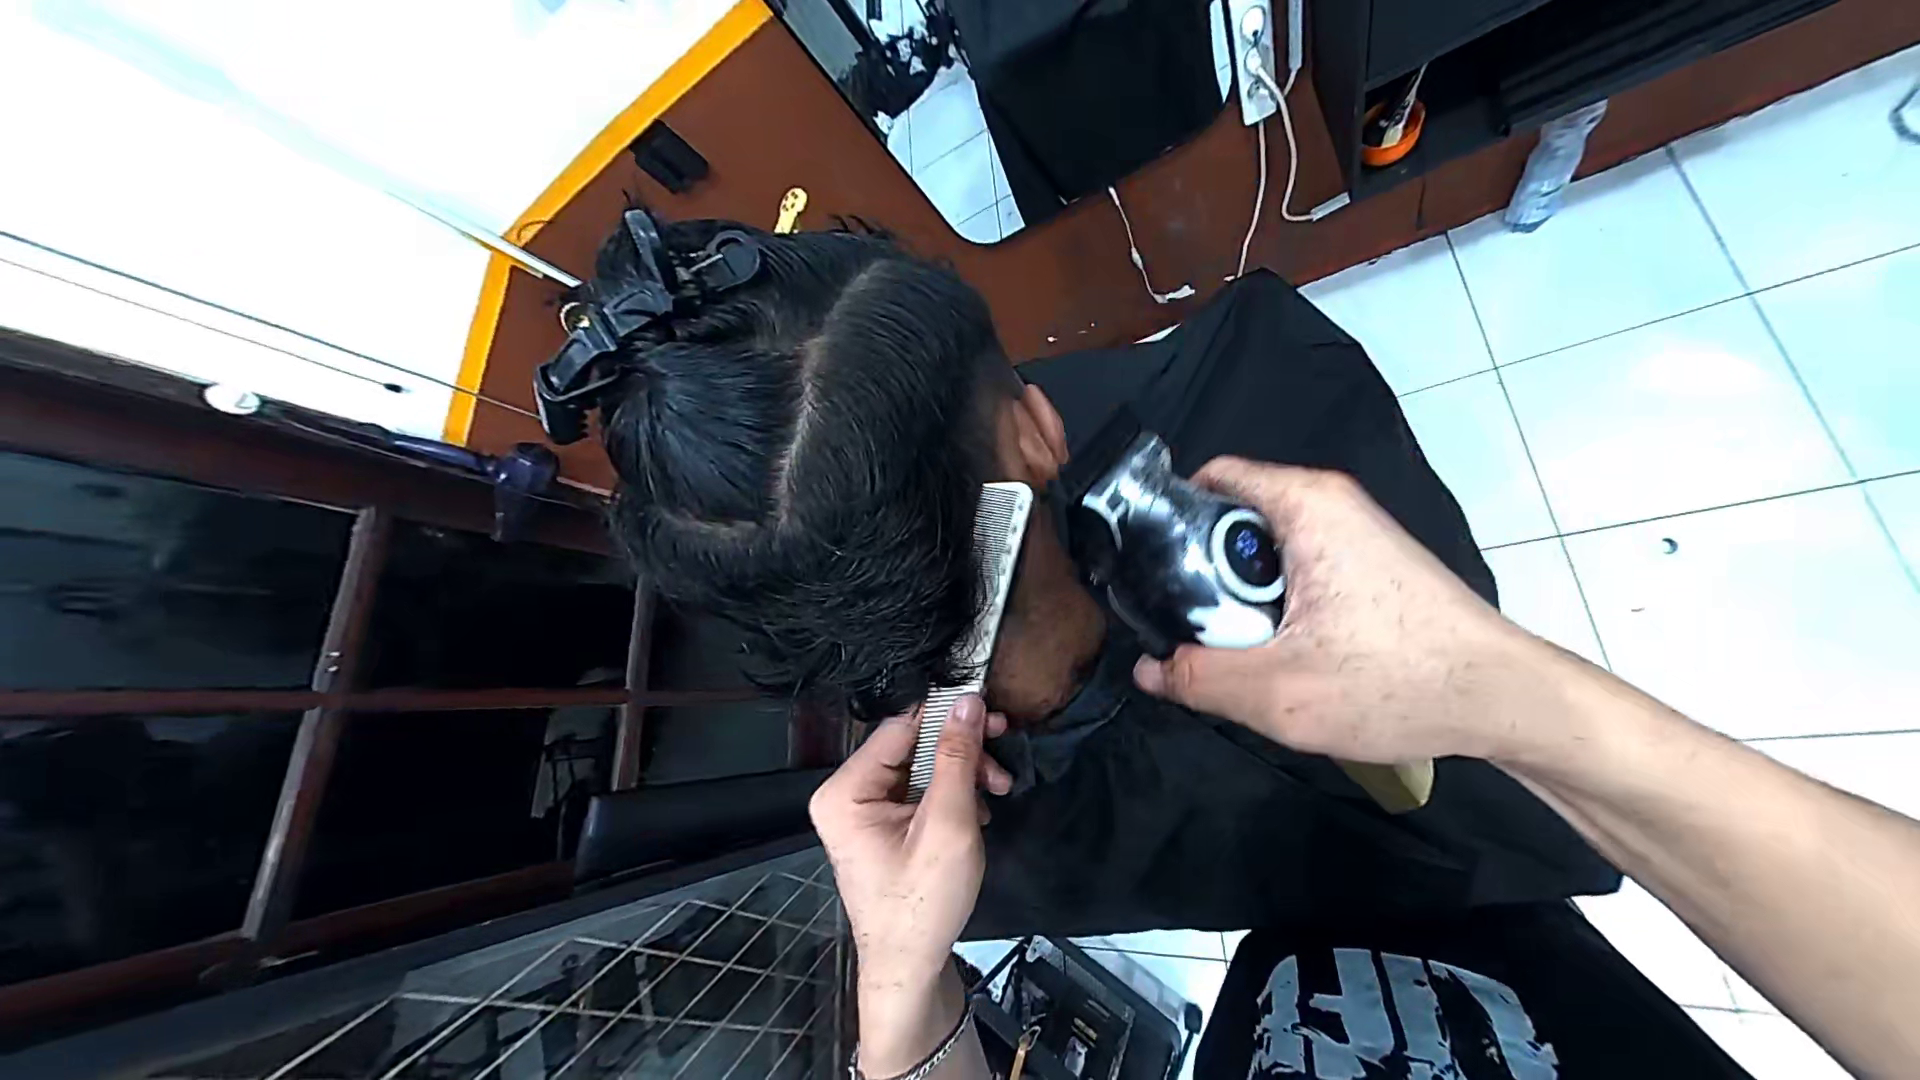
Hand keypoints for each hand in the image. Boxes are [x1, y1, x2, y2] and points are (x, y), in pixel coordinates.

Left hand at [809, 695, 1010, 1072]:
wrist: (913, 971)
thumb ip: (957, 757)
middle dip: (961, 749)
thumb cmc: (923, 904)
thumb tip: (967, 700)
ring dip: (964, 771)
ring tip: (997, 788)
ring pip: (922, 765)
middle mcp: (848, 792)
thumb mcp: (948, 824)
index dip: (946, 715)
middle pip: (913, 745)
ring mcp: (865, 808)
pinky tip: (979, 808)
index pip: (900, 727)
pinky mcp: (884, 822)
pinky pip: (921, 788)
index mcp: (846, 790)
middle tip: (1001, 746)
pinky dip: (953, 792)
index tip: (989, 709)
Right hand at [1133, 458, 1577, 765]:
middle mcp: (1328, 502)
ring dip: (1234, 588)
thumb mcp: (1277, 692)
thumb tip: (1145, 669)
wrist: (1511, 702)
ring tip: (1225, 638)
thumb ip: (1197, 678)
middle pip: (1231, 515)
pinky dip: (1269, 595)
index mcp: (1305, 505)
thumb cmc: (1396, 682)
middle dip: (1199, 565)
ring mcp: (1352, 529)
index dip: (1168, 516)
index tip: (1147, 565)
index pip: (1210, 478)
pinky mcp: (1367, 559)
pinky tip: (1275, 643)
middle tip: (1184, 617)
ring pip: (1260, 545)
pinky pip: (1291, 562)